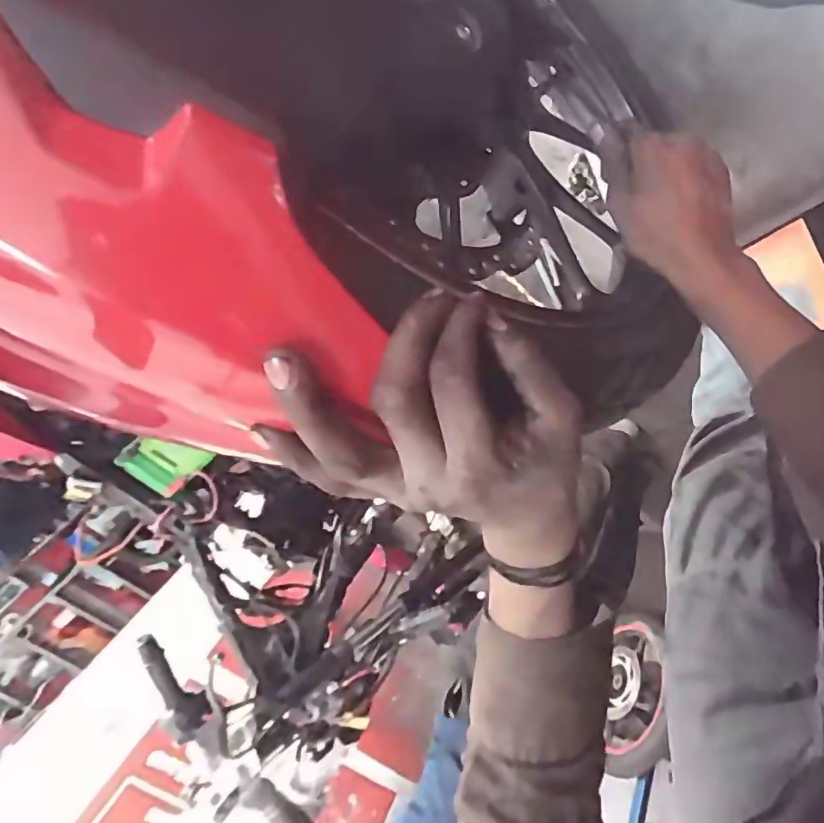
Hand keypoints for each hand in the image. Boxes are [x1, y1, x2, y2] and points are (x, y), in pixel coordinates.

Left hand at [255, 293, 585, 569]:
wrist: (527, 520)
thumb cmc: (547, 464)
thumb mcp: (559, 415)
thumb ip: (529, 366)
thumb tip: (485, 318)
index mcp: (478, 463)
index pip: (453, 384)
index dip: (457, 333)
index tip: (469, 302)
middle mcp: (427, 482)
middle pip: (395, 401)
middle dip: (408, 339)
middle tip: (430, 302)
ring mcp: (396, 492)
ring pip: (340, 454)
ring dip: (307, 407)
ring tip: (280, 359)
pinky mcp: (379, 492)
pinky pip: (331, 479)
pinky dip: (296, 456)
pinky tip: (264, 428)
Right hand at [606, 131, 748, 296]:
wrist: (704, 258)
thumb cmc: (658, 236)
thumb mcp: (620, 203)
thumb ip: (612, 162)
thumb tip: (603, 132)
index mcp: (654, 145)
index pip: (626, 130)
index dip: (615, 150)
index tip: (612, 172)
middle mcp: (683, 141)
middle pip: (653, 143)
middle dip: (641, 161)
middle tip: (634, 194)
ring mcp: (706, 154)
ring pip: (675, 154)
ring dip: (664, 169)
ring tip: (658, 202)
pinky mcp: (720, 170)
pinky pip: (694, 166)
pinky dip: (684, 177)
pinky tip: (679, 204)